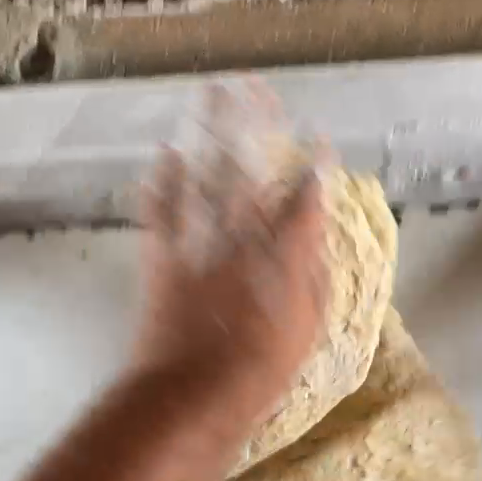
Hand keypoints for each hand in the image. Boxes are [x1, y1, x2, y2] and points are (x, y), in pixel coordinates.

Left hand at [134, 80, 329, 428]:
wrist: (190, 394)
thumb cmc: (259, 370)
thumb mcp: (307, 328)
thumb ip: (313, 275)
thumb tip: (317, 239)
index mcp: (282, 254)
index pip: (304, 198)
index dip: (313, 167)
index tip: (320, 142)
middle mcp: (240, 235)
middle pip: (249, 167)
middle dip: (253, 123)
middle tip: (255, 86)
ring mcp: (197, 241)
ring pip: (204, 173)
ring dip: (207, 130)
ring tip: (211, 94)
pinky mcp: (163, 256)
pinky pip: (161, 207)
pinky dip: (162, 178)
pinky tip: (165, 152)